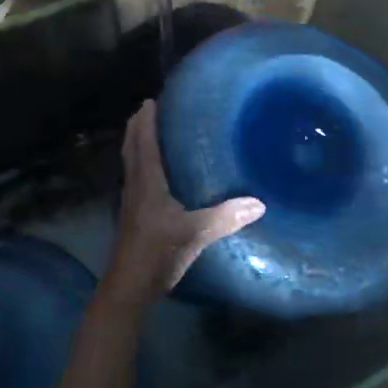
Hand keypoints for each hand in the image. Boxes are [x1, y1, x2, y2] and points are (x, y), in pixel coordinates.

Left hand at [108, 101, 265, 304]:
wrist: (128, 288)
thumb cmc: (157, 253)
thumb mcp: (195, 234)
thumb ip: (225, 217)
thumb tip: (259, 203)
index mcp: (146, 183)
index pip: (143, 142)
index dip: (146, 121)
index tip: (151, 100)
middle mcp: (134, 187)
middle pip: (131, 148)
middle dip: (138, 128)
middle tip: (151, 111)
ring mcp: (131, 202)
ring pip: (131, 164)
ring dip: (138, 145)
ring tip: (153, 134)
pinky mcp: (133, 216)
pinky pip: (136, 180)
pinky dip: (142, 166)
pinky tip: (157, 175)